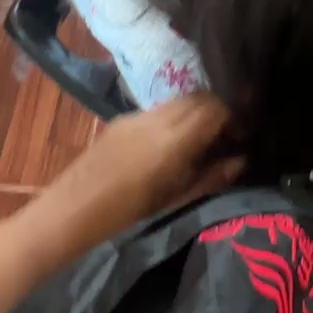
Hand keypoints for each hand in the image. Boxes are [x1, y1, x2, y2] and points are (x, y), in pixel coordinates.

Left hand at [44, 94, 244, 243]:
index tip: (243, 134)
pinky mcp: (123, 119)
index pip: (216, 107)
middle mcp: (159, 117)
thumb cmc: (128, 215)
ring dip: (197, 112)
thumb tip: (242, 158)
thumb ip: (213, 176)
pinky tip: (172, 143)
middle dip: (218, 110)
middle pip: (200, 97)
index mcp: (175, 137)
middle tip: (228, 134)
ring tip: (202, 139)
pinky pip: (160, 109)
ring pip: (180, 100)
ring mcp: (139, 115)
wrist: (69, 213)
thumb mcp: (177, 199)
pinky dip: (176, 117)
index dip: (235, 115)